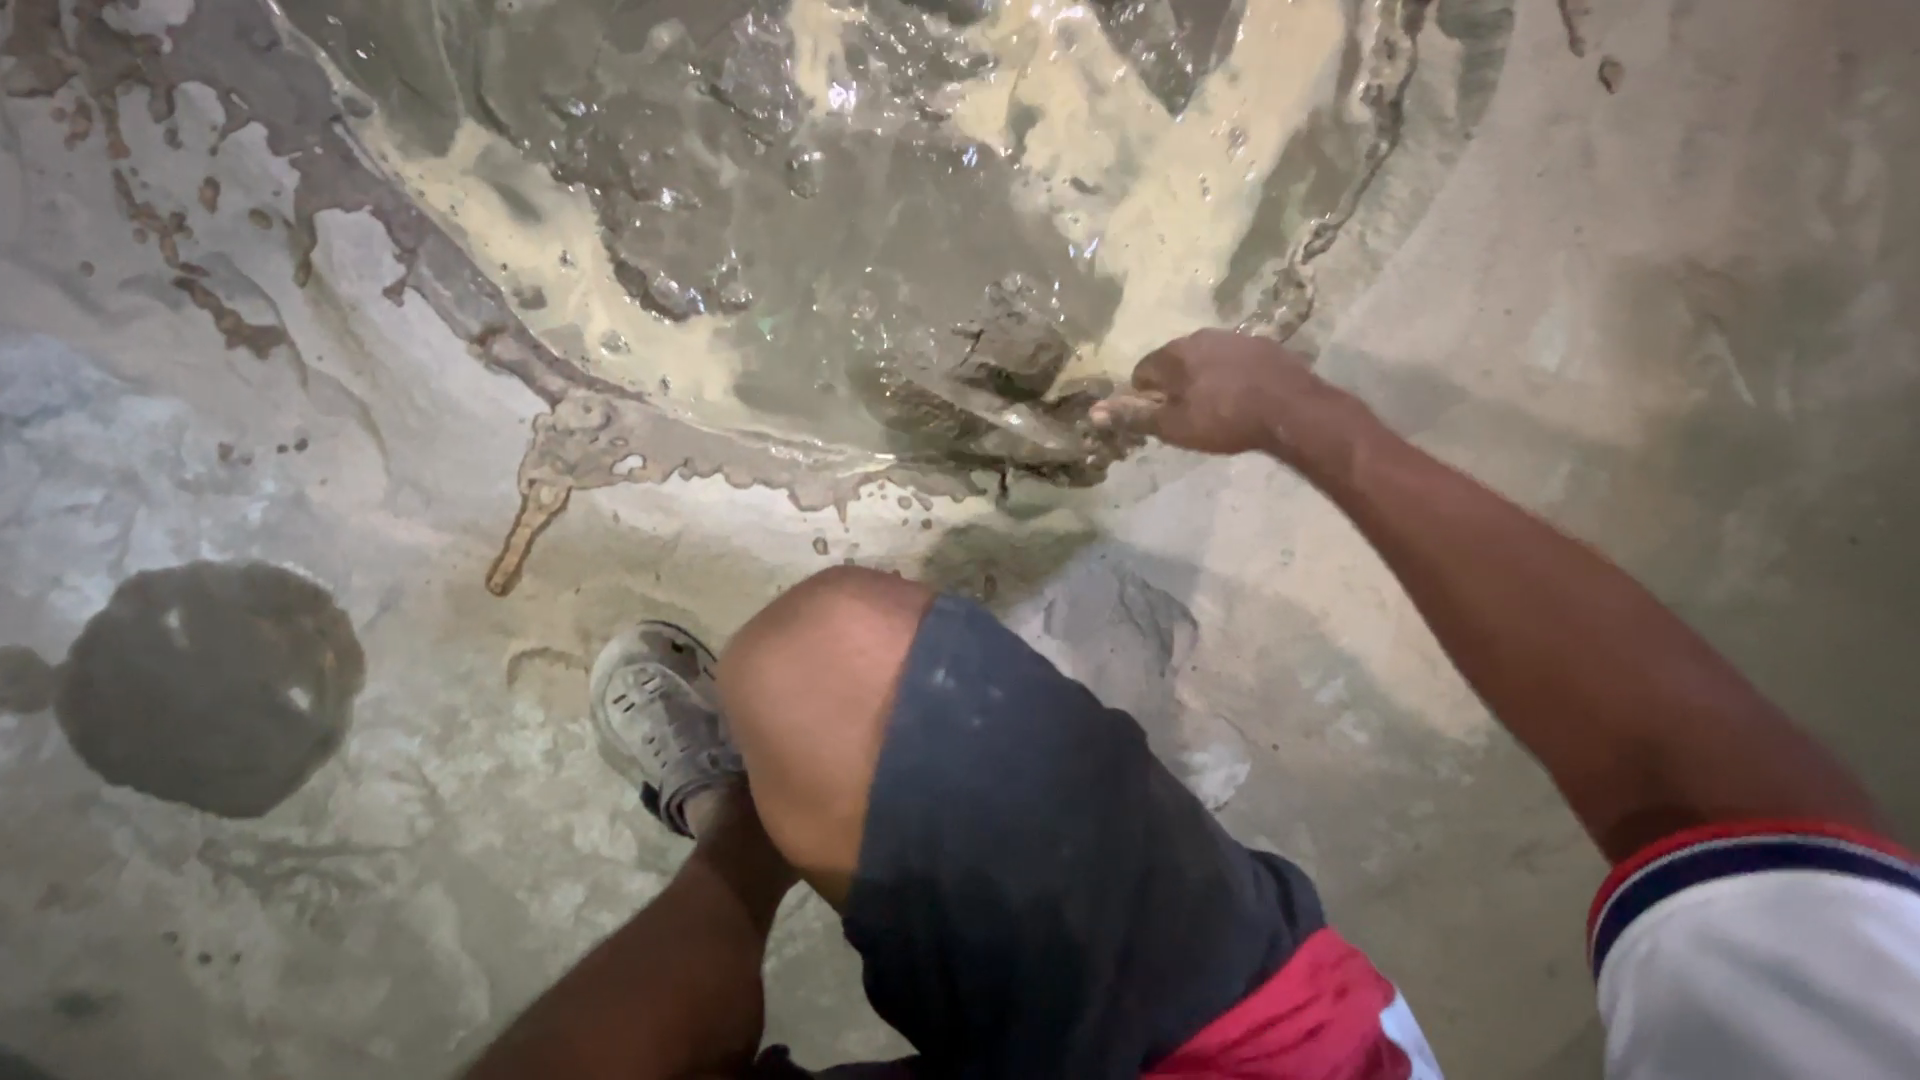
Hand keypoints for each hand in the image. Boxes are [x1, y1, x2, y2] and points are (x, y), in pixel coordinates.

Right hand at [1093, 329, 1330, 459]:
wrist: (1291, 409)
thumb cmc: (1223, 420)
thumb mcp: (1172, 426)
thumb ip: (1133, 416)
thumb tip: (1093, 411)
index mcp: (1173, 354)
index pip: (1142, 372)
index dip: (1146, 397)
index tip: (1161, 418)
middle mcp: (1200, 336)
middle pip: (1174, 362)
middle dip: (1175, 385)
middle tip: (1189, 416)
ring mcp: (1234, 337)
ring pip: (1205, 358)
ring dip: (1204, 378)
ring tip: (1218, 408)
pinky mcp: (1264, 345)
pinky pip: (1234, 360)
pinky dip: (1232, 376)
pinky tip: (1244, 398)